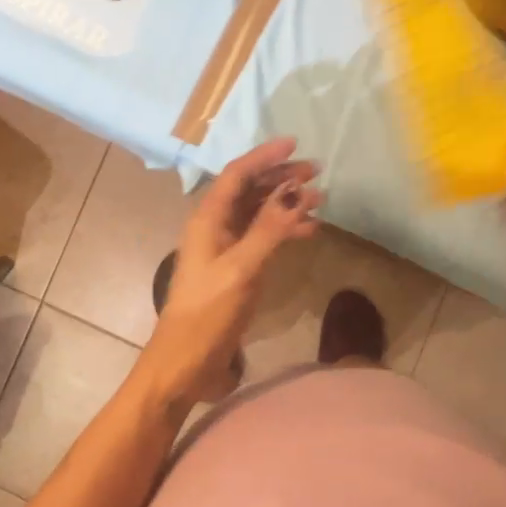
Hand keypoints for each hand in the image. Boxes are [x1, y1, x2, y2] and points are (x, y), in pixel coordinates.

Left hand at [135, 138, 322, 412]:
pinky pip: (262, 236)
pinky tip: (309, 231)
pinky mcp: (234, 268)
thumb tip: (295, 192)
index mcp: (208, 219)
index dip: (265, 156)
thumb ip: (268, 230)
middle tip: (317, 172)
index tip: (295, 144)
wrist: (185, 362)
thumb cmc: (207, 314)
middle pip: (249, 189)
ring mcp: (224, 248)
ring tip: (320, 200)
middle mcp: (215, 226)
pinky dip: (284, 230)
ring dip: (286, 203)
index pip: (238, 174)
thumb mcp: (241, 270)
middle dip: (281, 177)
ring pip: (258, 212)